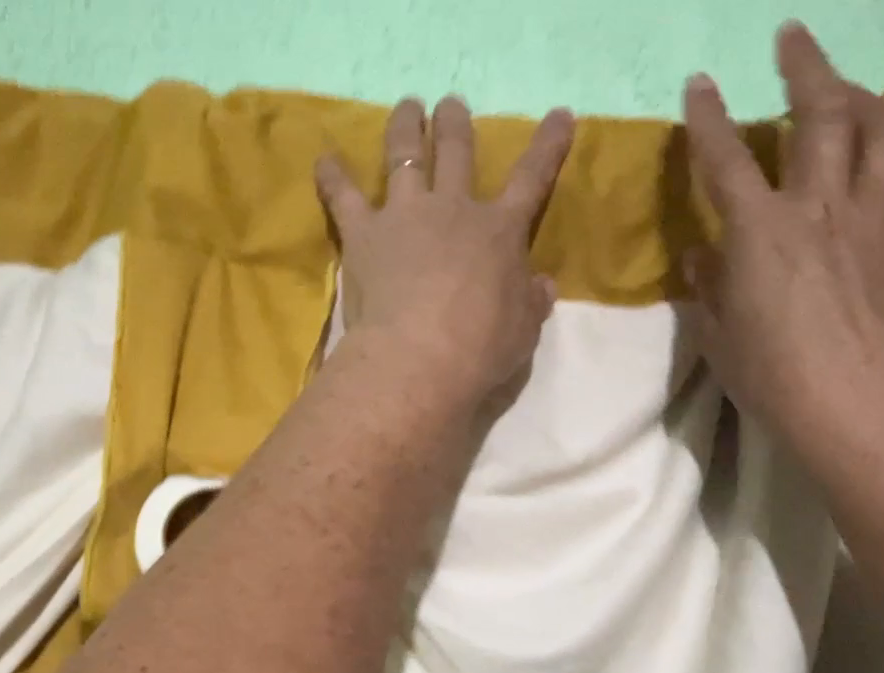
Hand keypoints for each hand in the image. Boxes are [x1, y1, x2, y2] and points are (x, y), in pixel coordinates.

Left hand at [316, 97, 575, 411]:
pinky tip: (324, 160)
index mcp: (500, 231)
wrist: (420, 357)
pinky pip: (343, 196)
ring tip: (406, 107)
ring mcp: (405, 214)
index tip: (559, 114)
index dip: (548, 145)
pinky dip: (332, 176)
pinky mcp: (364, 232)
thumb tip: (543, 285)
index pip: (532, 179)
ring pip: (404, 155)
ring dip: (406, 126)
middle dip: (455, 123)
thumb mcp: (524, 330)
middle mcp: (453, 209)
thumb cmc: (481, 348)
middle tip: (450, 104)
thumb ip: (532, 302)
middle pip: (456, 151)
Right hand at [682, 23, 883, 463]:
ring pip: (883, 131)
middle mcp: (821, 205)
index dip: (708, 117)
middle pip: (821, 112)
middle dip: (804, 65)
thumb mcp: (719, 336)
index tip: (700, 85)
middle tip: (792, 37)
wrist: (855, 408)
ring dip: (864, 98)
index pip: (726, 158)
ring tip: (849, 90)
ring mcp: (874, 218)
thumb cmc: (772, 380)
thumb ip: (708, 287)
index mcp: (761, 230)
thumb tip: (700, 257)